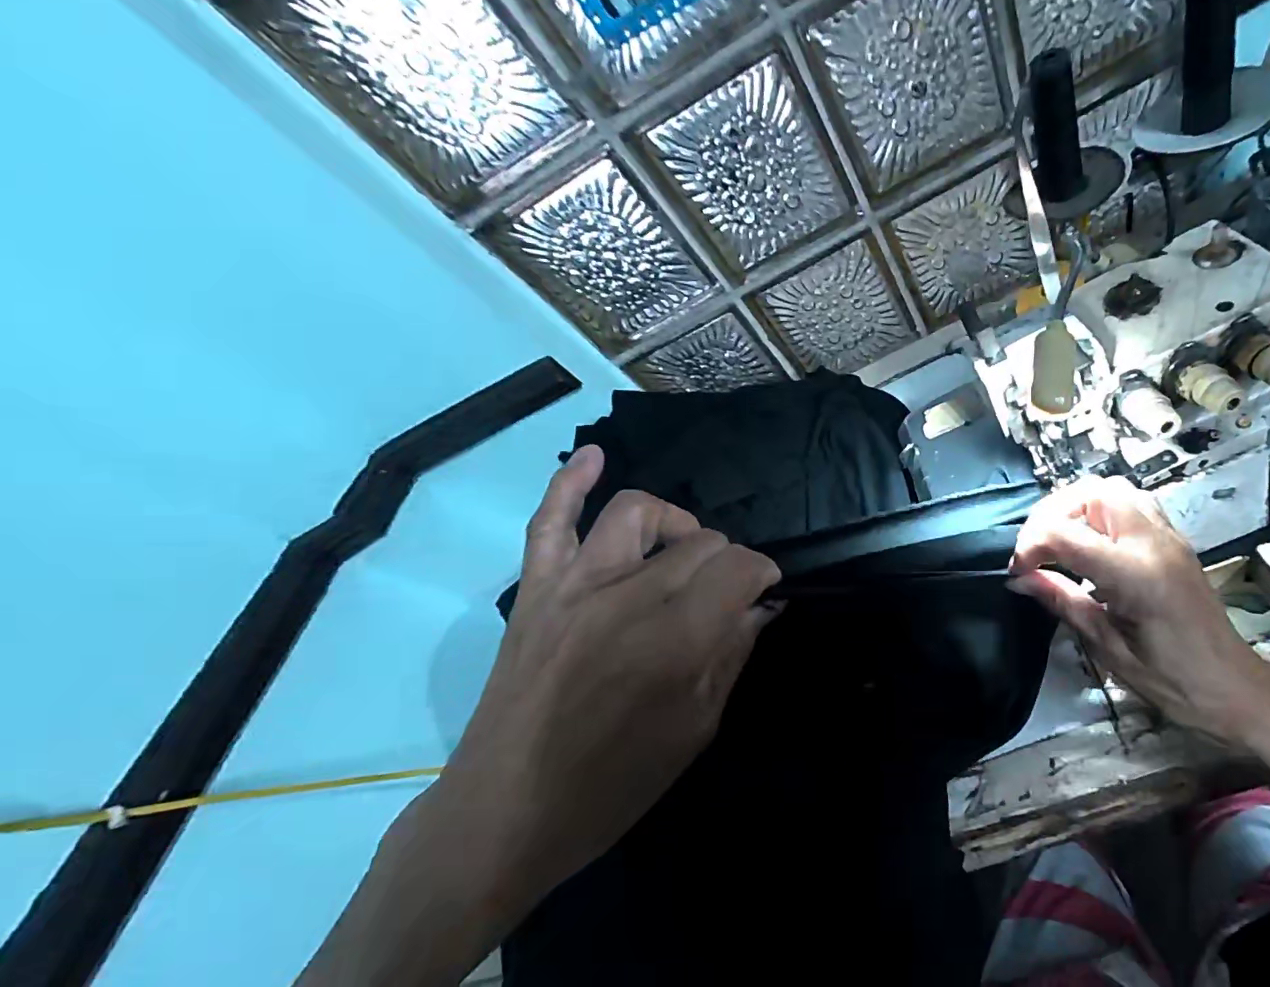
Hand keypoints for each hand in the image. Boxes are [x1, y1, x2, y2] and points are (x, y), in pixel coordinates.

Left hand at [441, 444, 783, 916]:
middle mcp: (628, 597)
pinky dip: (570, 481)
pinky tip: (593, 456)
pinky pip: (550, 520)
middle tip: (727, 592)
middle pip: (699, 542)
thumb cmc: (610, 788)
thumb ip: (731, 657)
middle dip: (728, 560)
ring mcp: (574, 586)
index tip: (765, 591)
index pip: (739, 569)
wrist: (504, 812)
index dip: (763, 574)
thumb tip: (760, 607)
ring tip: (684, 550)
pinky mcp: (536, 589)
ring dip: (676, 523)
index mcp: (675, 640)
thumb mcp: (693, 733)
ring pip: (638, 513)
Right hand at [1006, 474, 1269, 754]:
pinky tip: (1088, 540)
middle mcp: (1153, 542)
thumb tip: (1018, 579)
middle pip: (1090, 494)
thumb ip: (1063, 601)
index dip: (1030, 546)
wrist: (1235, 688)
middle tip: (1036, 551)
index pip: (1065, 533)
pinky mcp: (1172, 539)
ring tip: (1057, 541)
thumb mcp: (1108, 647)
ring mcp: (1167, 536)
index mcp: (1136, 573)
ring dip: (1076, 507)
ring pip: (1112, 490)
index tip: (1018, 572)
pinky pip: (1130, 502)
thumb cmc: (1173, 681)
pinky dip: (1099, 509)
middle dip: (1050, 515)